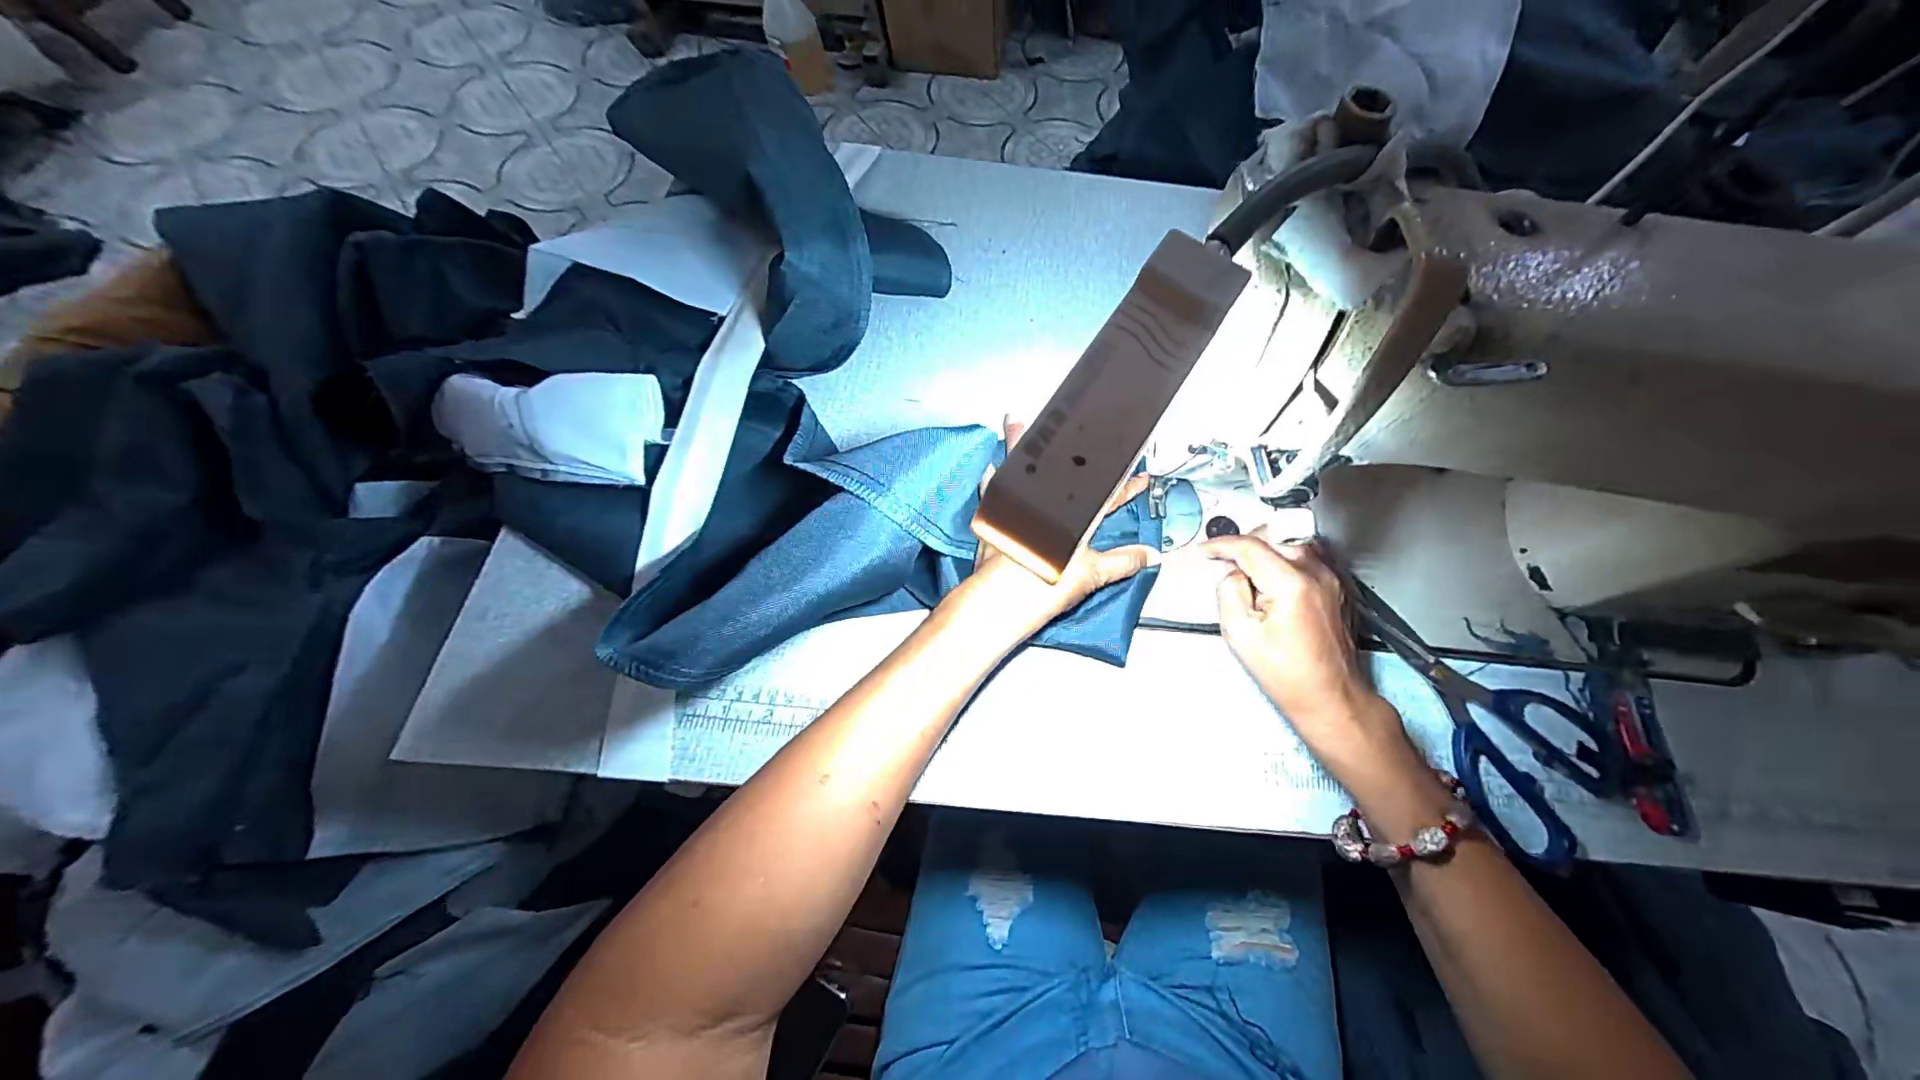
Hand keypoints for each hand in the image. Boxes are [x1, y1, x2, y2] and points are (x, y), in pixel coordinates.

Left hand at [946, 418, 1161, 646]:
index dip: (1124, 485)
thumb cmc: (1047, 583)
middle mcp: (1044, 504)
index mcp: (1074, 515)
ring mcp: (1017, 508)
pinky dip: (990, 481)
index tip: (1137, 476)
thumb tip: (1151, 556)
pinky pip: (990, 493)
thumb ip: (1123, 562)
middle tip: (1071, 423)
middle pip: (1059, 469)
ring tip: (1015, 423)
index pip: (1106, 494)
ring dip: (1018, 446)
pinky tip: (989, 470)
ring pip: (1021, 470)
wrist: (1004, 596)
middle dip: (1069, 447)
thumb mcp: (1092, 574)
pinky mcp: (993, 517)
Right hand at [1199, 535, 1423, 779]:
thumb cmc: (1289, 674)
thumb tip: (1231, 573)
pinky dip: (1283, 562)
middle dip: (1244, 547)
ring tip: (1248, 576)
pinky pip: (1305, 560)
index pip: (1250, 547)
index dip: (1221, 545)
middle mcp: (1317, 575)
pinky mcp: (1335, 588)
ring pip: (1289, 545)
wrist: (1329, 696)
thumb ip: (1228, 592)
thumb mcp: (1239, 634)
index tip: (1206, 549)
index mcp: (1292, 584)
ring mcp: (1330, 580)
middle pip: (1272, 539)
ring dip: (1265, 553)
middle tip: (1224, 564)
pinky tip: (1270, 584)